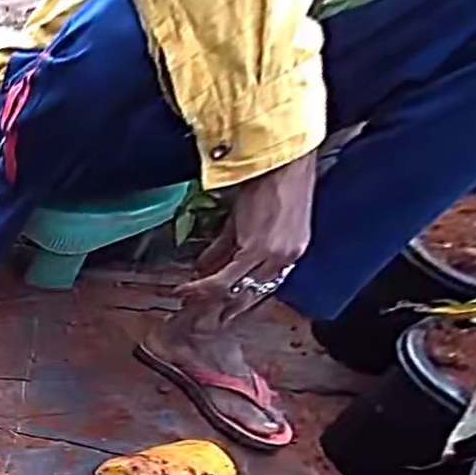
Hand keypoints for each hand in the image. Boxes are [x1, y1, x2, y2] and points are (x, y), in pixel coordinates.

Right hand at [180, 151, 316, 326]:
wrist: (279, 160)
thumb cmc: (269, 182)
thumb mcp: (247, 222)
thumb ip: (227, 247)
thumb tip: (204, 267)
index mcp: (292, 251)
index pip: (262, 286)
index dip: (237, 301)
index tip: (218, 311)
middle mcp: (287, 257)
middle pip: (249, 294)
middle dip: (221, 307)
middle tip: (198, 314)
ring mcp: (274, 255)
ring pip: (233, 290)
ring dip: (204, 296)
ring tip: (184, 298)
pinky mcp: (257, 250)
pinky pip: (224, 279)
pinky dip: (200, 286)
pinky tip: (184, 288)